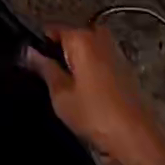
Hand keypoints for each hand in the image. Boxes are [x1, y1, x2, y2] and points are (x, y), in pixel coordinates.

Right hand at [26, 25, 164, 164]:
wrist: (134, 135)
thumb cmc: (98, 115)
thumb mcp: (61, 95)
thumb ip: (43, 68)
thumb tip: (30, 53)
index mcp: (82, 36)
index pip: (51, 29)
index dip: (38, 46)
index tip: (30, 62)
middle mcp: (98, 34)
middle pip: (68, 38)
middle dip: (57, 56)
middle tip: (51, 84)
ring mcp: (112, 47)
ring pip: (82, 50)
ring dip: (73, 65)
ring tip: (70, 94)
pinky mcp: (121, 61)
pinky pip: (96, 59)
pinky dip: (88, 72)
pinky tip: (86, 95)